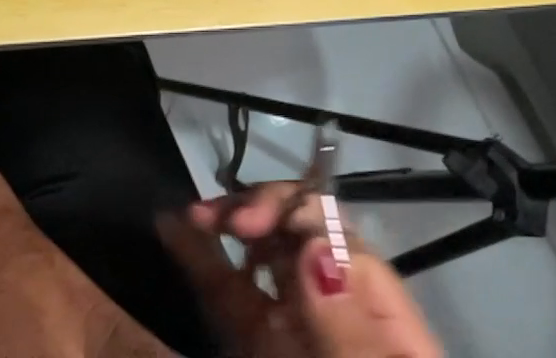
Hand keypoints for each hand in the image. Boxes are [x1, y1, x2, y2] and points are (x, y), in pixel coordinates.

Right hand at [158, 183, 441, 357]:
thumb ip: (348, 329)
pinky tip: (172, 231)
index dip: (292, 213)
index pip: (341, 241)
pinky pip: (232, 295)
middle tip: (210, 214)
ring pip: (261, 261)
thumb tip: (315, 249)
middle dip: (257, 212)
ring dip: (225, 226)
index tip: (244, 222)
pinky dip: (203, 260)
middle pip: (300, 239)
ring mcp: (297, 331)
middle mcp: (340, 316)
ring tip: (186, 210)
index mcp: (384, 324)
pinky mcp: (260, 345)